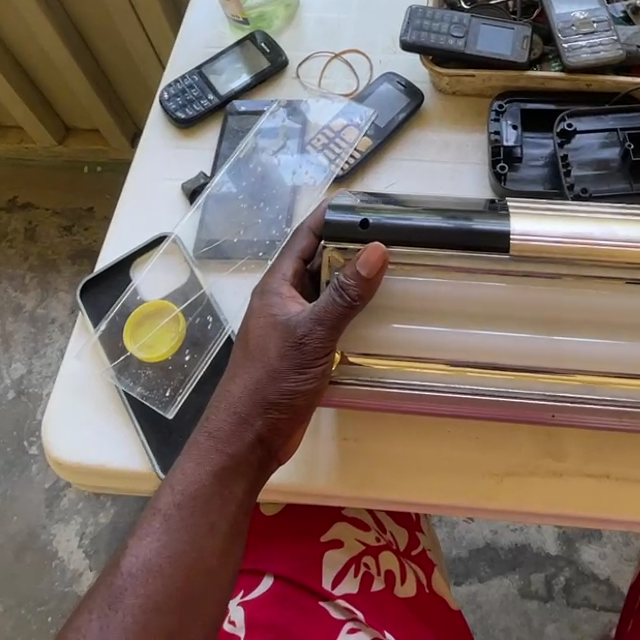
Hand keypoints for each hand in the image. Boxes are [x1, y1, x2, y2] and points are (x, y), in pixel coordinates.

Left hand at [190, 205, 387, 474]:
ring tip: (391, 264)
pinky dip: (353, 309)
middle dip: (350, 243)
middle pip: (319, 260)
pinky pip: (332, 317)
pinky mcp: (304, 348)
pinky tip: (377, 312)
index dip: (331, 215)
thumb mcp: (313, 332)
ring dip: (353, 277)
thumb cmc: (272, 380)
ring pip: (326, 290)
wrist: (248, 438)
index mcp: (278, 285)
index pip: (306, 236)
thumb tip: (377, 249)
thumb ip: (345, 293)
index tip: (364, 200)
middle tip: (389, 231)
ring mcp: (294, 324)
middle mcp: (285, 298)